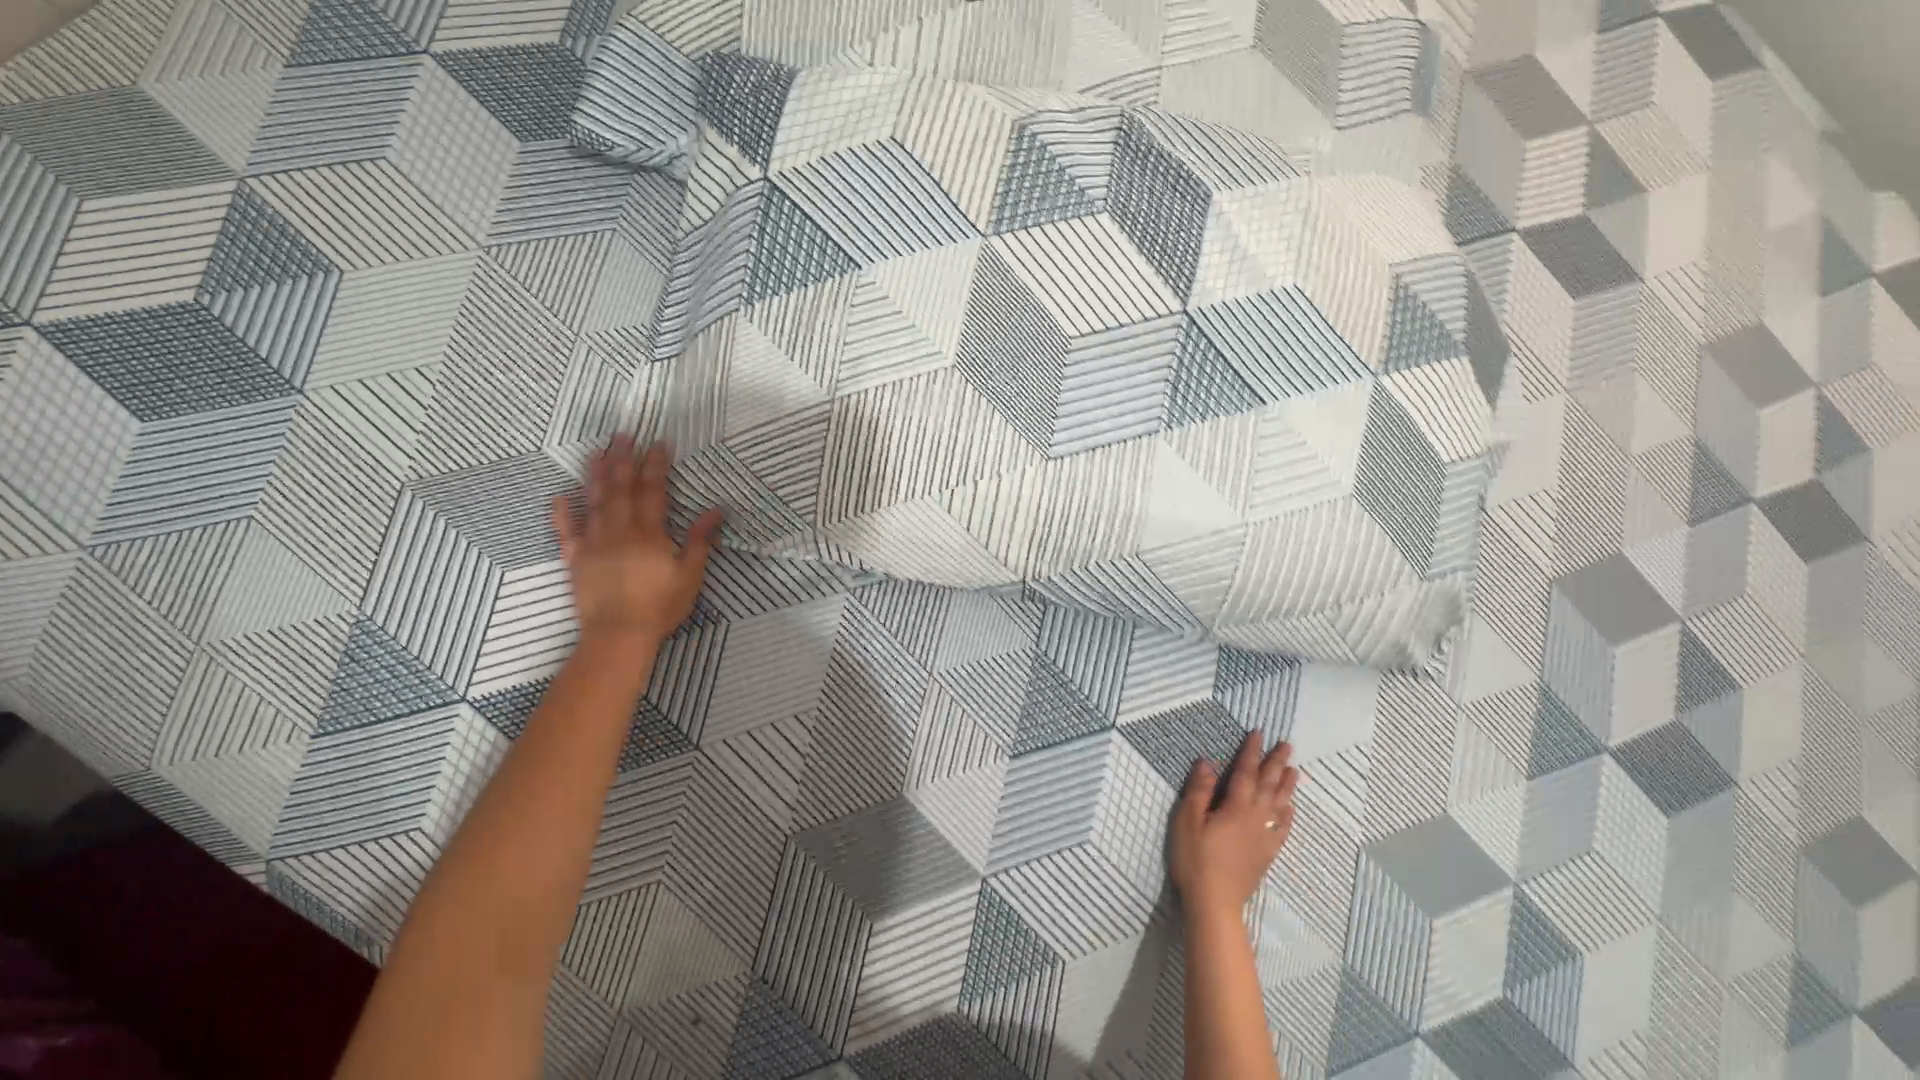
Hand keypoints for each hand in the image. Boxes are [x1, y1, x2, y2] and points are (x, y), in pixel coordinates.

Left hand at [549, 436, 723, 646]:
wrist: (618, 633)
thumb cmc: (660, 606)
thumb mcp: (690, 574)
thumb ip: (699, 540)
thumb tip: (716, 511)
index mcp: (649, 532)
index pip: (653, 490)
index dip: (656, 465)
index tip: (659, 443)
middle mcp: (619, 530)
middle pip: (622, 487)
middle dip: (624, 459)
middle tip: (624, 434)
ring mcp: (594, 542)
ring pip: (595, 500)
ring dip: (597, 474)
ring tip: (598, 451)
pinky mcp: (575, 559)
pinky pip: (566, 531)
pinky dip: (562, 513)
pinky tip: (559, 496)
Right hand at [1170, 732, 1299, 921]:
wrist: (1215, 902)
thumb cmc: (1195, 860)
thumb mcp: (1187, 821)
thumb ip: (1198, 790)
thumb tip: (1208, 762)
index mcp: (1236, 806)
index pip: (1246, 772)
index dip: (1251, 751)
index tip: (1258, 733)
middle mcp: (1256, 817)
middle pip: (1269, 784)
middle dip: (1276, 763)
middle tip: (1287, 745)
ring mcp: (1265, 836)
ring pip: (1281, 804)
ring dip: (1288, 784)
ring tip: (1295, 769)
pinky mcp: (1268, 853)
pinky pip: (1284, 827)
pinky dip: (1289, 813)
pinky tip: (1291, 808)